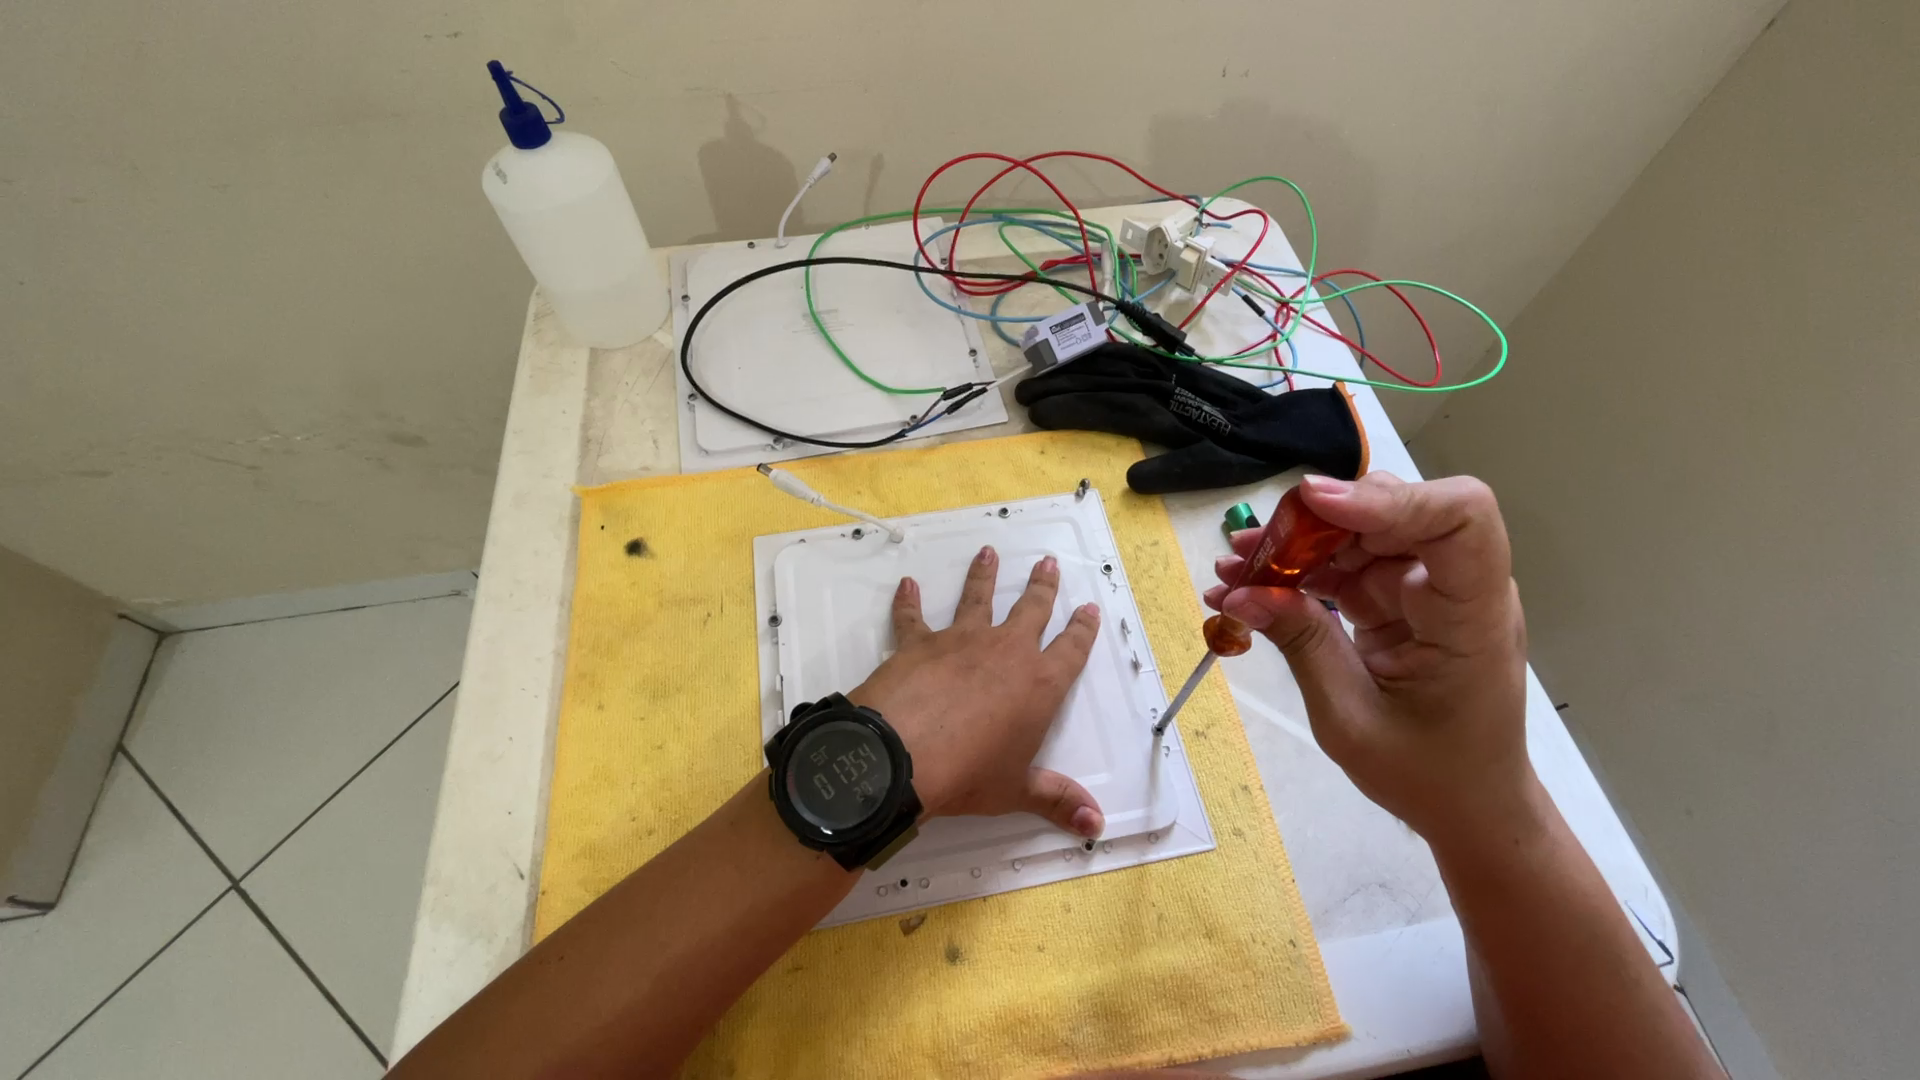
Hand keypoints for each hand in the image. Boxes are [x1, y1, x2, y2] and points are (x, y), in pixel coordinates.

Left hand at [849, 545, 1105, 837]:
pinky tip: (906, 584)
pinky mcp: (918, 643)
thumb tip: (1096, 825)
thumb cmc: (968, 774)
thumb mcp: (1016, 791)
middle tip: (1049, 562)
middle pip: (1030, 610)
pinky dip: (908, 601)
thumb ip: (1057, 801)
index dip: (1082, 630)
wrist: (903, 755)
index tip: (1088, 609)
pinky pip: (913, 617)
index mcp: (1038, 685)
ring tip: (988, 552)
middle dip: (1042, 587)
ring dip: (984, 575)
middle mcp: (1005, 652)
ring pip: (977, 598)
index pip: (1070, 650)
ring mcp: (960, 641)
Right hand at [1203, 472, 1532, 846]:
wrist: (1467, 806)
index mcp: (1469, 617)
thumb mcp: (1348, 715)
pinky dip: (1297, 572)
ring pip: (1360, 534)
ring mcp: (1424, 591)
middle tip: (1250, 547)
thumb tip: (1239, 593)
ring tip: (1233, 566)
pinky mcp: (1397, 601)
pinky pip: (1344, 567)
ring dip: (1296, 545)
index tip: (1311, 503)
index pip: (1458, 518)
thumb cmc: (1425, 773)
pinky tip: (1248, 587)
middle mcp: (1454, 588)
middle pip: (1396, 513)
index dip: (1387, 499)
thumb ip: (1301, 643)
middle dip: (1317, 522)